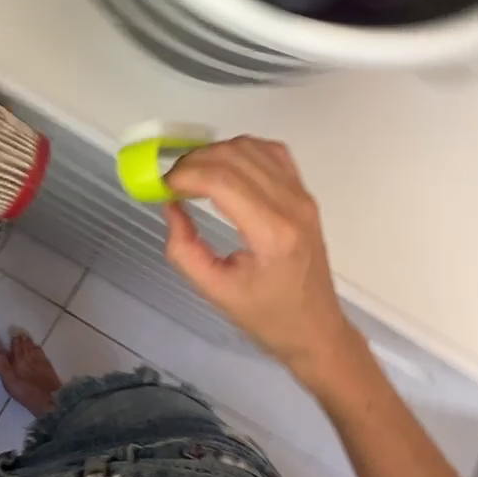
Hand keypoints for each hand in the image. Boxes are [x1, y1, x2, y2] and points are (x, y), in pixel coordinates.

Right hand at [163, 137, 366, 380]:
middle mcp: (292, 205)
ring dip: (216, 153)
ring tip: (193, 176)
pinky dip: (241, 151)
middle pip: (235, 156)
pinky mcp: (305, 193)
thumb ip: (184, 249)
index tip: (162, 187)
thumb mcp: (215, 291)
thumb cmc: (267, 317)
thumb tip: (170, 206)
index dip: (185, 175)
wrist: (316, 328)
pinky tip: (224, 168)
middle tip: (171, 182)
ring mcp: (302, 195)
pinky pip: (271, 152)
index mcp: (271, 234)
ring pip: (252, 147)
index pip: (222, 180)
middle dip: (194, 161)